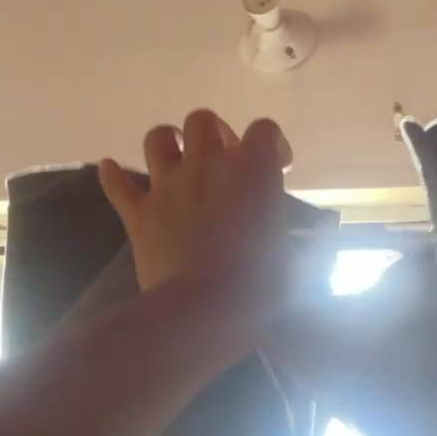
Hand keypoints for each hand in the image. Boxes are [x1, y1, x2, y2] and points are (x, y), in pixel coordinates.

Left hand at [98, 109, 295, 304]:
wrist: (203, 314)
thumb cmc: (259, 290)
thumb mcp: (297, 268)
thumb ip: (309, 246)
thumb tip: (323, 237)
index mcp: (254, 172)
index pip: (266, 131)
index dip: (274, 145)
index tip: (280, 167)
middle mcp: (209, 165)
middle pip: (205, 121)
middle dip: (216, 135)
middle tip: (224, 161)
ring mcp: (169, 185)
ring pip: (159, 138)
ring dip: (169, 144)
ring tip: (178, 162)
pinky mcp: (139, 214)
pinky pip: (118, 183)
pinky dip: (115, 176)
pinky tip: (113, 171)